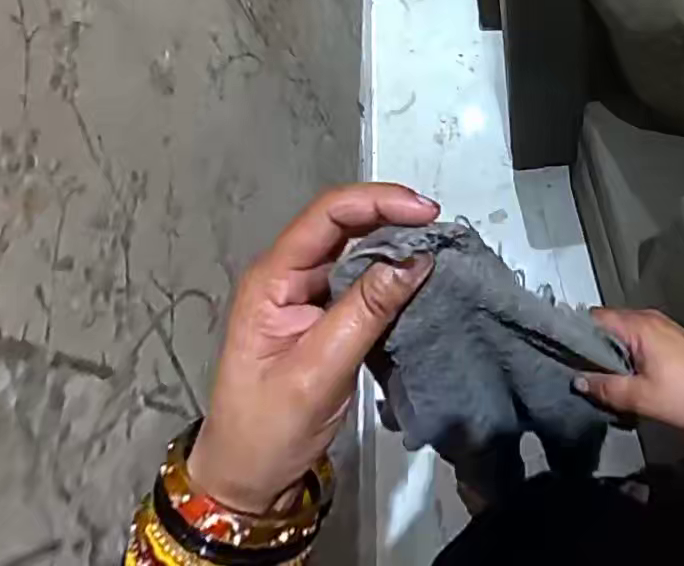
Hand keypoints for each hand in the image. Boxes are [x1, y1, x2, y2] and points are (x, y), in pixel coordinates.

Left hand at [187, 183, 438, 511]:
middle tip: (436, 224)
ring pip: (352, 244)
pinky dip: (388, 267)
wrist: (246, 482)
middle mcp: (287, 272)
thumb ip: (365, 311)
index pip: (327, 215)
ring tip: (432, 241)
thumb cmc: (270, 429)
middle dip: (389, 213)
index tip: (425, 212)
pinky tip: (414, 270)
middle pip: (340, 221)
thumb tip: (415, 259)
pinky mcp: (322, 309)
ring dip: (391, 238)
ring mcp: (304, 290)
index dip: (377, 202)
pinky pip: (358, 274)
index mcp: (273, 276)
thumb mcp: (319, 372)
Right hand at [575, 308, 683, 431]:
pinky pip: (640, 336)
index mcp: (636, 324)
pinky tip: (627, 371)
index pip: (595, 317)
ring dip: (613, 347)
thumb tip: (576, 380)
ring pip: (625, 330)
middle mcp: (647, 316)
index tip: (565, 351)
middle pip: (609, 322)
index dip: (577, 332)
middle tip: (581, 366)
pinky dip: (629, 349)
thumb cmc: (682, 396)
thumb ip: (605, 387)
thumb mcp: (640, 396)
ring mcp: (662, 325)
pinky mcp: (673, 337)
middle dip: (594, 342)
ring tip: (601, 371)